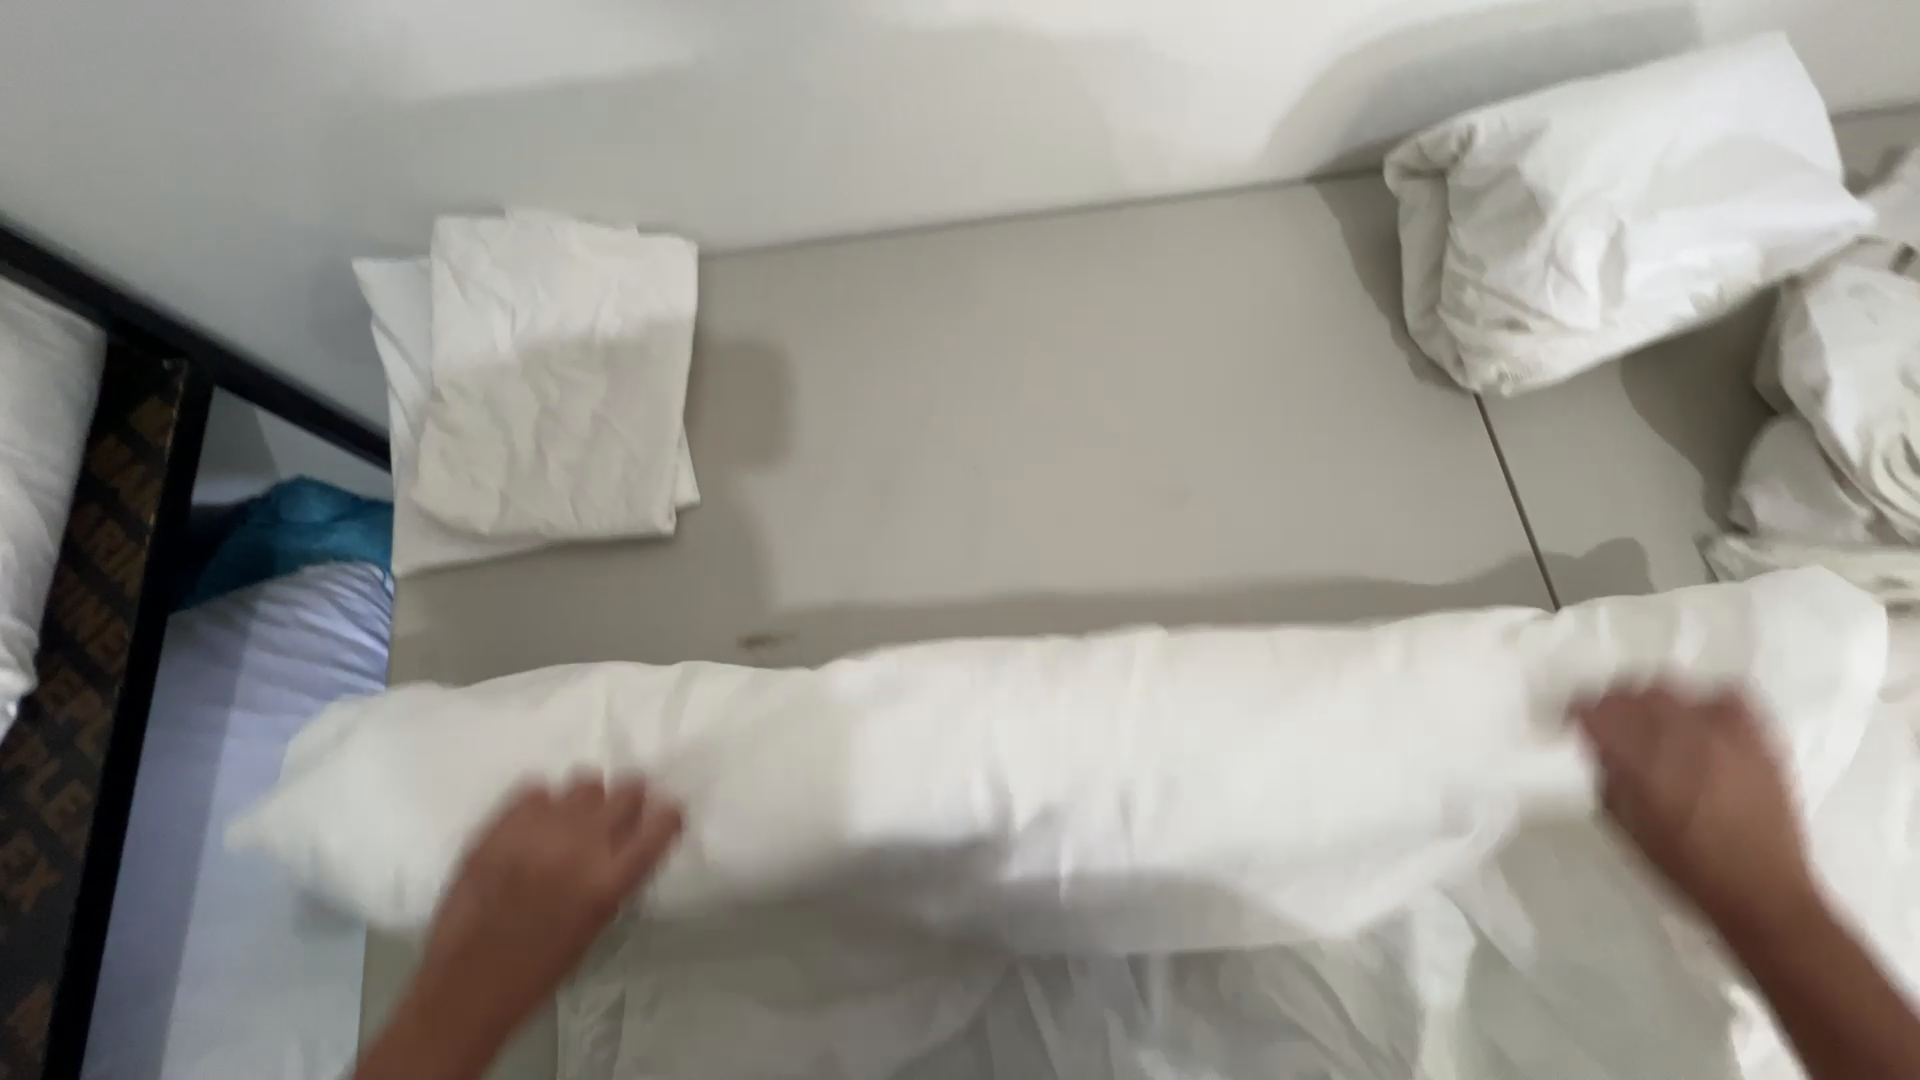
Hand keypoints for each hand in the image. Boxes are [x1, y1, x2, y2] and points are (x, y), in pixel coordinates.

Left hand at [357, 776, 682, 1079]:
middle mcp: (581, 848)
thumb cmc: (542, 965)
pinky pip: (535, 790)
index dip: (667, 814)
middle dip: (629, 800)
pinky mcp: (498, 829)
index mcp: (610, 881)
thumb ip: (620, 871)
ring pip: (585, 782)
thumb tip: (635, 831)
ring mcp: (538, 833)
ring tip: (570, 822)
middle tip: (615, 816)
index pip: (663, 821)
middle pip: (628, 789)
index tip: (659, 817)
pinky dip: (541, 804)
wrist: (464, 987)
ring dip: (586, 800)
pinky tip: (534, 827)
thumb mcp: (599, 920)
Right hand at [1574, 685, 1819, 938]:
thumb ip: (1607, 772)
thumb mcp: (1620, 821)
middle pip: (1629, 692)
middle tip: (1606, 722)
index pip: (1591, 710)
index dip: (1573, 711)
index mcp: (1636, 761)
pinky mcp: (1759, 744)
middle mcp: (1676, 740)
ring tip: (1651, 720)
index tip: (1569, 722)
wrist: (1761, 893)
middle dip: (1609, 702)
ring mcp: (1722, 738)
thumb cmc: (1679, 863)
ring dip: (1650, 699)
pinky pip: (1730, 699)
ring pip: (1671, 688)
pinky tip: (1700, 720)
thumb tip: (1599, 743)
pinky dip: (1708, 701)